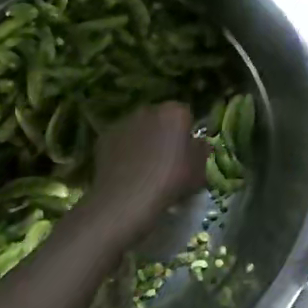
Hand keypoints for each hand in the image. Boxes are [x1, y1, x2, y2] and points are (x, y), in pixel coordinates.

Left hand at [83, 103, 208, 238]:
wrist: (128, 198)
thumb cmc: (170, 181)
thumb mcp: (199, 171)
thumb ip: (202, 151)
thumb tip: (198, 143)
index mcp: (174, 113)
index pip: (184, 114)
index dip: (185, 132)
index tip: (185, 151)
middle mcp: (148, 110)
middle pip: (159, 118)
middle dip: (162, 132)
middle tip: (164, 158)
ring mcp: (123, 122)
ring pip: (137, 128)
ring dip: (142, 140)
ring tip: (143, 167)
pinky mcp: (105, 136)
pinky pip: (120, 140)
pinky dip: (123, 150)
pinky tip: (125, 171)